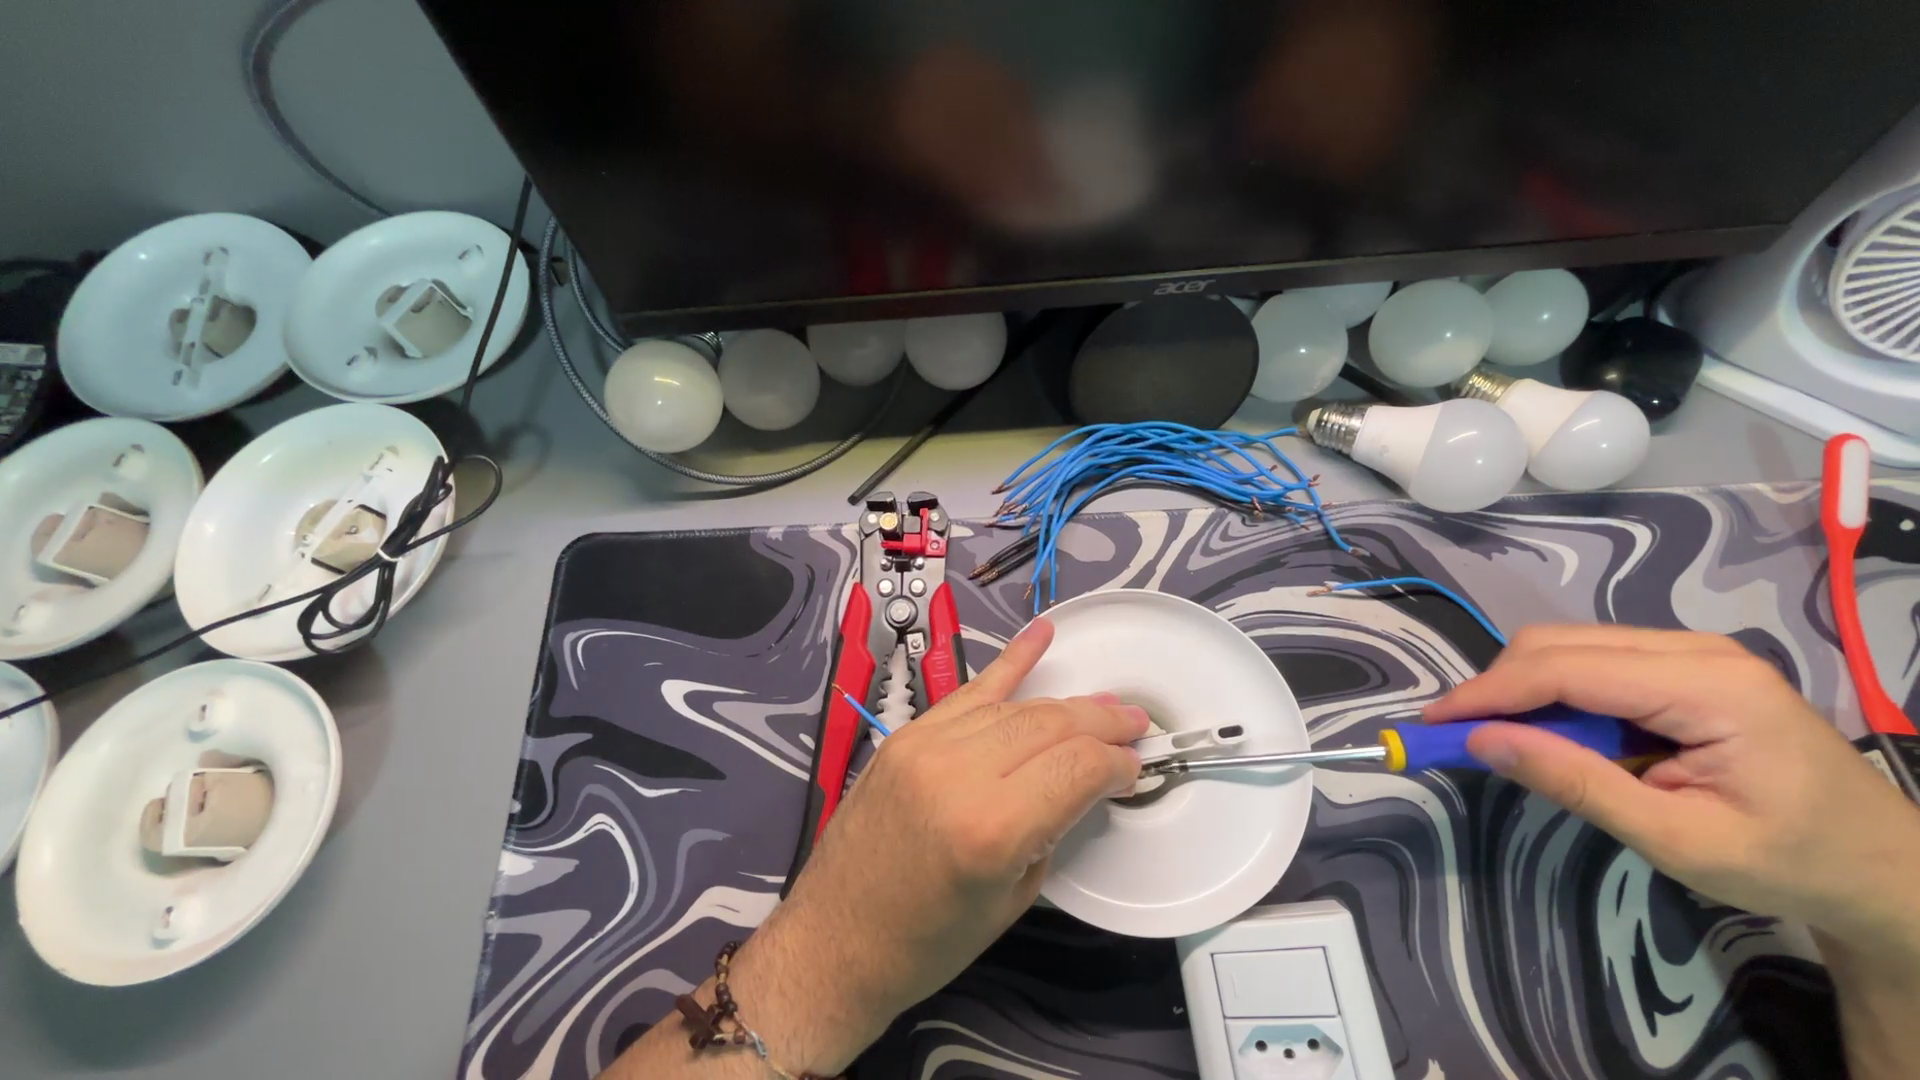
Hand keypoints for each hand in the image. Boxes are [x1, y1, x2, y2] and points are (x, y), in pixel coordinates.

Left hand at [720, 618, 1146, 1074]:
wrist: (835, 939)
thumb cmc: (928, 940)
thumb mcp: (1012, 898)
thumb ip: (1051, 828)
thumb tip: (1084, 780)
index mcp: (991, 829)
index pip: (1078, 767)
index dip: (1118, 762)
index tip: (1136, 766)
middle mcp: (958, 774)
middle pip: (1050, 725)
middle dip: (1101, 722)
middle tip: (1135, 723)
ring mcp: (925, 746)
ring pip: (1015, 706)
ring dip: (1066, 702)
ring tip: (1105, 703)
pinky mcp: (905, 736)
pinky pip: (967, 692)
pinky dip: (1008, 662)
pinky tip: (1040, 635)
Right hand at [1425, 625, 1919, 966]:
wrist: (1885, 869)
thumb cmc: (1789, 862)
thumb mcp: (1676, 839)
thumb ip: (1575, 782)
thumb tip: (1480, 741)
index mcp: (1708, 688)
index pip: (1564, 669)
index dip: (1488, 691)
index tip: (1433, 722)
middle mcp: (1696, 650)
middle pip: (1558, 644)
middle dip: (1499, 687)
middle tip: (1466, 738)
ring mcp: (1693, 652)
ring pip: (1568, 646)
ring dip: (1524, 690)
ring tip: (1509, 741)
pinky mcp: (1685, 664)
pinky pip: (1592, 661)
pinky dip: (1555, 694)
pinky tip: (1557, 734)